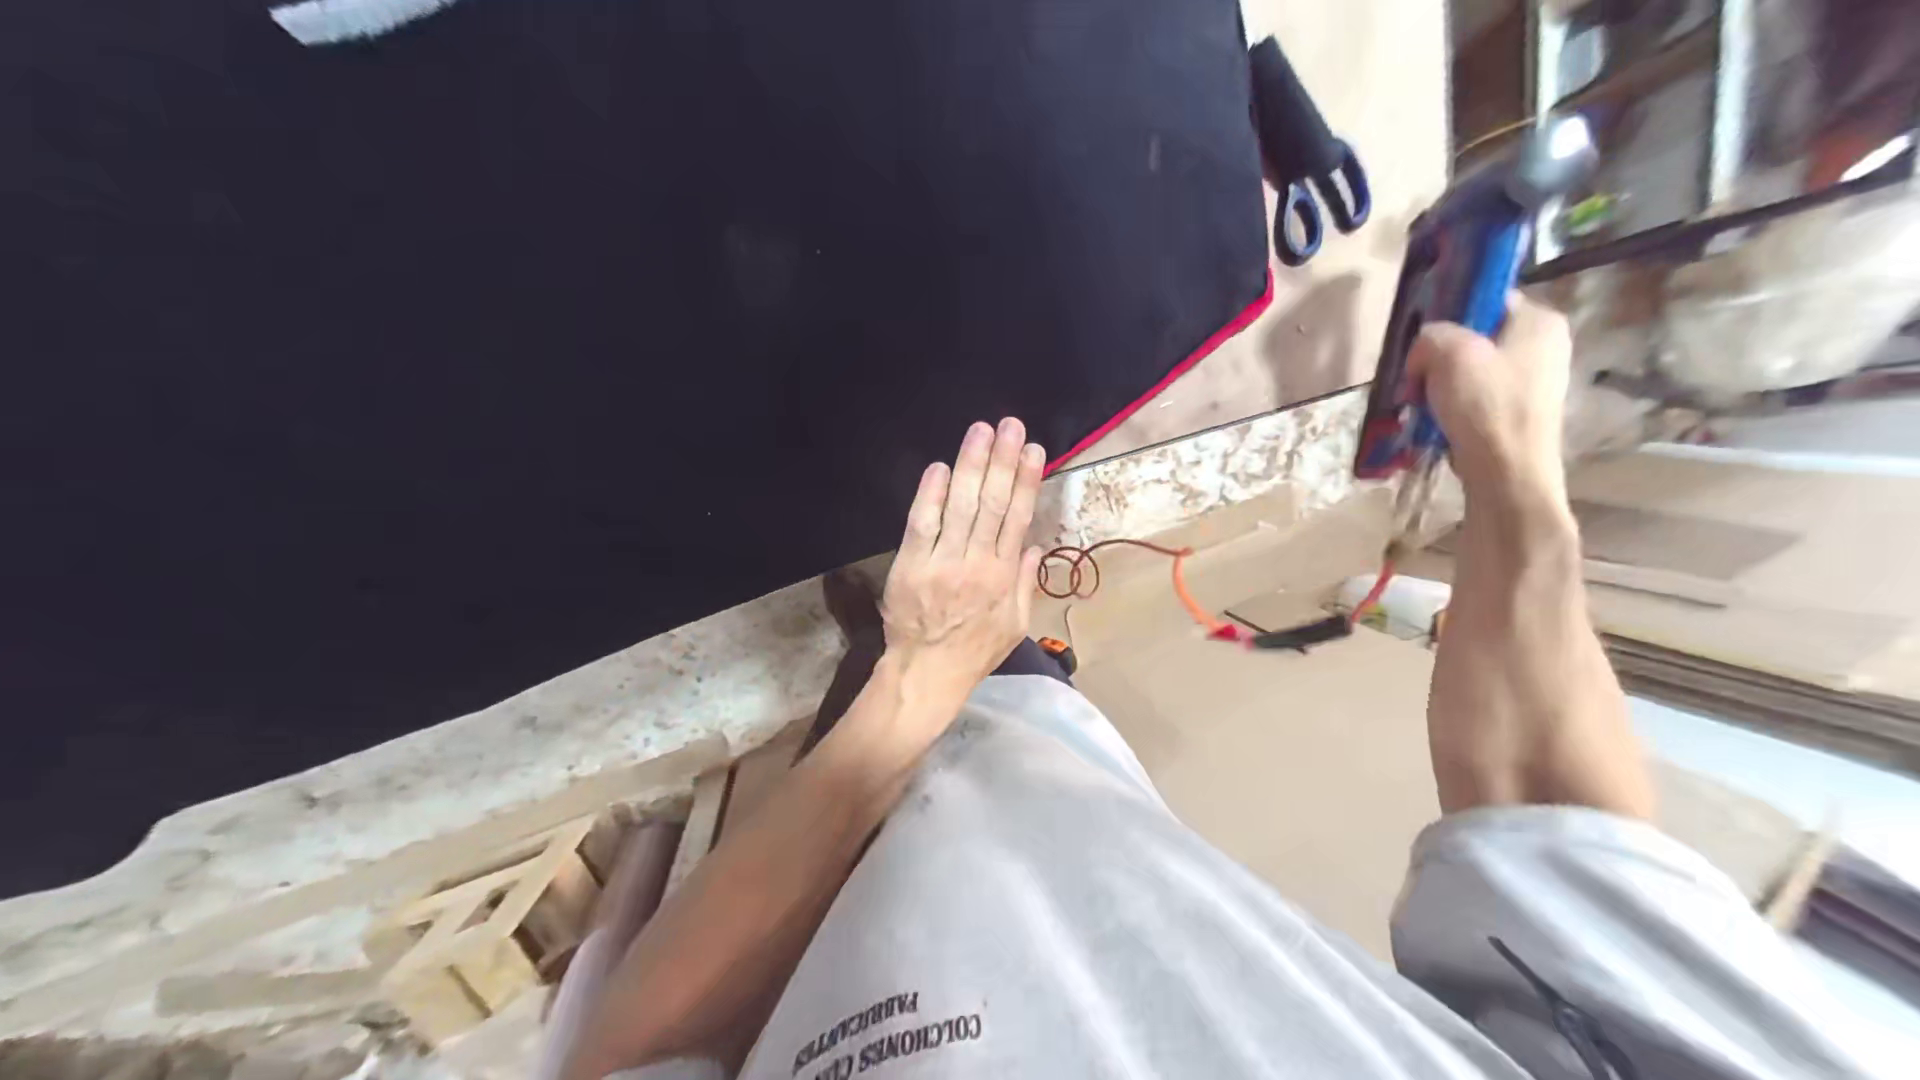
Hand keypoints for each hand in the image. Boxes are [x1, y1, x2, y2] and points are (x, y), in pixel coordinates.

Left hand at [881, 418, 1045, 697]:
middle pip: (992, 504)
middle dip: (1002, 461)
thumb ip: (1026, 583)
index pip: (1018, 518)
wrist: (926, 674)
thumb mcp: (1015, 625)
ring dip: (972, 466)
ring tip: (981, 432)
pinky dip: (931, 495)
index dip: (1025, 481)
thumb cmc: (973, 651)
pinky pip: (921, 524)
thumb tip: (1034, 545)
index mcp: (1004, 576)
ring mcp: (943, 563)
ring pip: (961, 507)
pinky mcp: (911, 565)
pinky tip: (941, 467)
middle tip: (1010, 425)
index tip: (1032, 450)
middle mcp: (977, 563)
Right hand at [1409, 292, 1571, 499]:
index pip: (1486, 300)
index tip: (1422, 343)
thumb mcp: (1449, 354)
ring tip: (1420, 403)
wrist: (1506, 470)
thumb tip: (1426, 347)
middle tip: (1416, 378)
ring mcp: (1534, 380)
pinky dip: (1451, 404)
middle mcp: (1545, 345)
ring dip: (1439, 383)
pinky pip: (1476, 394)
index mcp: (1540, 322)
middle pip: (1474, 337)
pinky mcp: (1519, 410)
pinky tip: (1436, 419)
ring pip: (1470, 368)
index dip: (1449, 317)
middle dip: (1438, 357)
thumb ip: (1433, 334)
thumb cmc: (1485, 406)